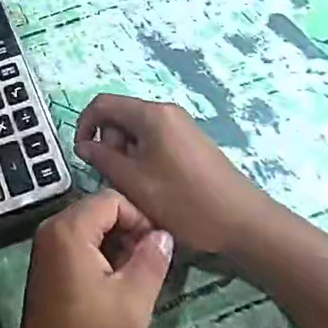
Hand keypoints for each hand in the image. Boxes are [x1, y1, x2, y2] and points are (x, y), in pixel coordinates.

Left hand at [7, 191, 172, 327]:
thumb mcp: (133, 304)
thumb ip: (150, 261)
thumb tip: (163, 235)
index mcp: (69, 230)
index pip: (112, 201)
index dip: (141, 219)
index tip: (160, 250)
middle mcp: (52, 230)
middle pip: (98, 211)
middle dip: (129, 232)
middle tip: (152, 266)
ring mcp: (46, 250)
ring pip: (90, 229)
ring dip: (116, 246)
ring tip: (139, 279)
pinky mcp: (46, 269)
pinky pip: (78, 246)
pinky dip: (100, 257)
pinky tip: (118, 287)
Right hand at [74, 95, 269, 255]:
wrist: (244, 223)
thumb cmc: (185, 202)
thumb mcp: (134, 183)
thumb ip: (103, 159)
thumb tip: (86, 146)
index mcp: (151, 114)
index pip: (103, 104)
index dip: (84, 125)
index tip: (83, 155)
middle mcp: (166, 112)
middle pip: (120, 117)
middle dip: (109, 144)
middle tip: (115, 178)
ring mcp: (181, 126)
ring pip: (136, 132)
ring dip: (126, 155)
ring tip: (136, 187)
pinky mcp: (190, 143)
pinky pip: (154, 141)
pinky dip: (144, 159)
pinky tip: (154, 187)